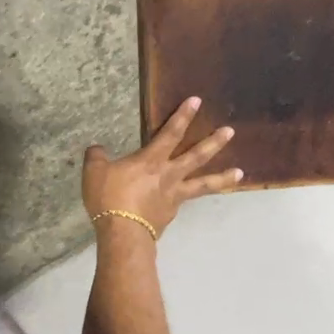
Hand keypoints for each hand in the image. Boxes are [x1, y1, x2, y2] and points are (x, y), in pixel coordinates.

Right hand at [82, 97, 240, 238]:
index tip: (196, 101)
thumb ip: (97, 156)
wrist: (123, 232)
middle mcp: (168, 175)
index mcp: (150, 160)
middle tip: (230, 131)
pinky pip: (185, 201)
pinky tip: (186, 198)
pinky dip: (188, 198)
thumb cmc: (109, 197)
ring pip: (203, 183)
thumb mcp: (94, 171)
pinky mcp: (171, 213)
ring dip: (223, 177)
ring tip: (239, 173)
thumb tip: (98, 149)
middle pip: (196, 156)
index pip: (170, 132)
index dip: (183, 116)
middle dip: (213, 142)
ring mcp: (173, 195)